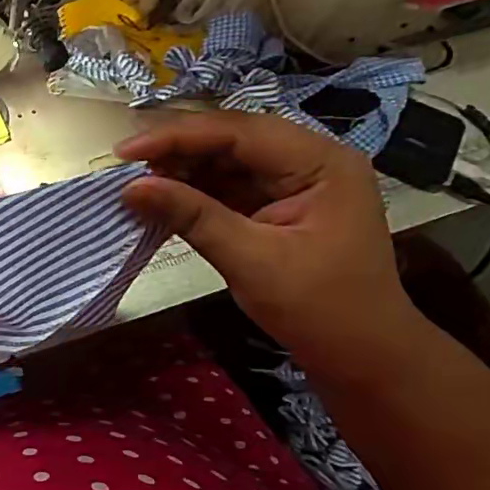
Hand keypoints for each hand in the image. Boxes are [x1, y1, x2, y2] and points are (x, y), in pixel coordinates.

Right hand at [116, 111, 425, 374]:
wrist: (363, 357)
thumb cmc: (318, 309)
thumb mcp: (251, 261)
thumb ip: (192, 217)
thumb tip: (131, 188)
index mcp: (321, 161)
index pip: (239, 132)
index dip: (178, 137)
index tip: (127, 150)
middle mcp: (311, 159)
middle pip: (233, 140)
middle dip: (179, 152)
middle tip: (127, 167)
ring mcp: (298, 182)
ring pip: (229, 162)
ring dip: (185, 172)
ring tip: (139, 184)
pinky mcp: (283, 204)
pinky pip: (233, 187)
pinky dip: (198, 194)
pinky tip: (165, 200)